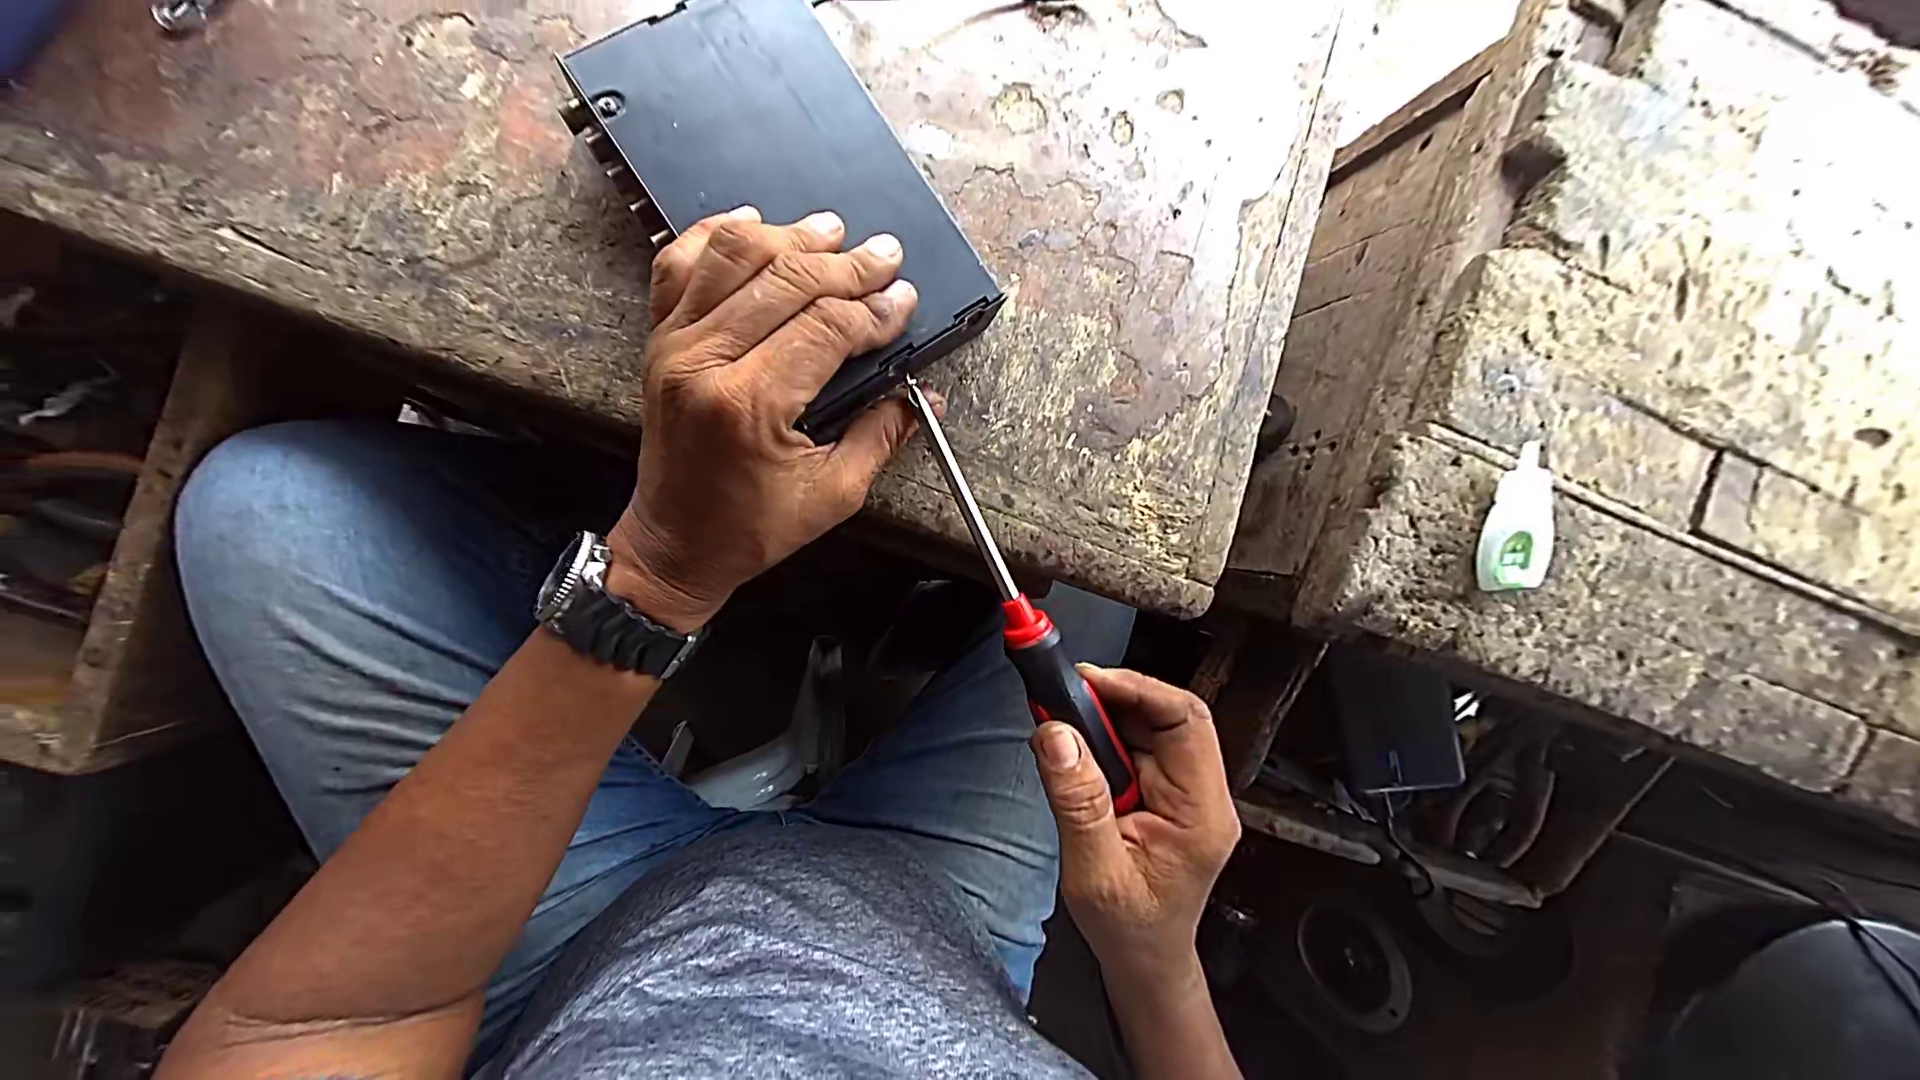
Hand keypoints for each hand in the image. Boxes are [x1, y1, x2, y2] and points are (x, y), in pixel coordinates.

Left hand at [606, 207, 927, 631]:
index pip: (824, 328)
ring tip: (831, 230)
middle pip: (783, 281)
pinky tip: (751, 221)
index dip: (872, 310)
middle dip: (845, 264)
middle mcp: (704, 360)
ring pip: (731, 257)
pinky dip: (715, 234)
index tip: (905, 299)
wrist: (676, 543)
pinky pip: (678, 265)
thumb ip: (881, 436)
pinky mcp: (659, 341)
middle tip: (885, 253)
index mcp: (749, 404)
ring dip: (787, 237)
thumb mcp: (834, 494)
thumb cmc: (752, 529)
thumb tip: (923, 393)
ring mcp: (673, 344)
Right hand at [1031, 665, 1240, 985]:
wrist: (1144, 958)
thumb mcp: (1095, 872)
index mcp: (1201, 813)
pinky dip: (1100, 733)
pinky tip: (1074, 743)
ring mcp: (1182, 790)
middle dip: (1112, 697)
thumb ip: (1077, 801)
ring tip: (1061, 720)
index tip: (1087, 680)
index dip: (1137, 688)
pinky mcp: (1161, 788)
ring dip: (1102, 715)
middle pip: (1166, 713)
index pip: (1185, 720)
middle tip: (1064, 696)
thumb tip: (1057, 736)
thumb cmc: (1131, 930)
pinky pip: (1134, 741)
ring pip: (1147, 722)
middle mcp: (1200, 793)